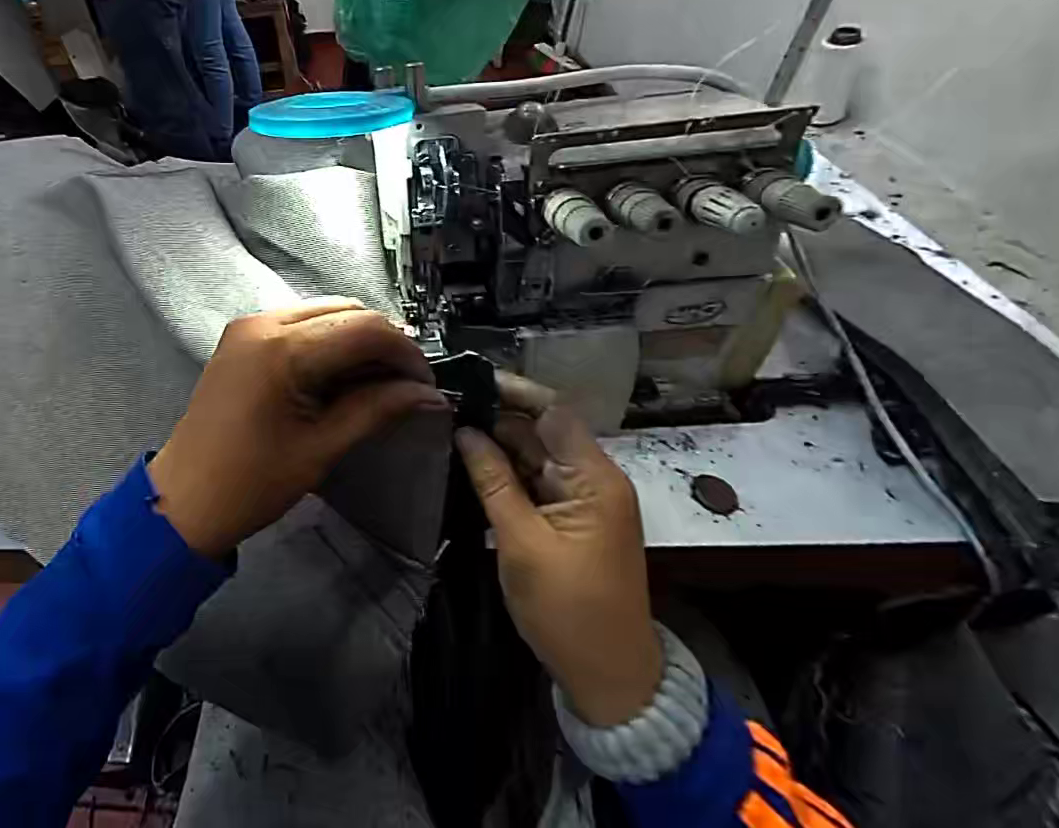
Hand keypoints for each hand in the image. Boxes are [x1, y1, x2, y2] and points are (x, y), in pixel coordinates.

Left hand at [150, 299, 447, 558]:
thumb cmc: (249, 484)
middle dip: (386, 343)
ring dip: (361, 341)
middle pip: (349, 312)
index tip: (426, 384)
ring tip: (380, 382)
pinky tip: (345, 375)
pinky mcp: (245, 337)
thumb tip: (430, 395)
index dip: (405, 353)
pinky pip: (304, 324)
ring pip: (329, 313)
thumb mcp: (322, 448)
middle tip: (406, 384)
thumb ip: (379, 409)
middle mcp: (263, 323)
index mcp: (280, 350)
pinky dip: (334, 342)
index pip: (365, 329)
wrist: (181, 503)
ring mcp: (250, 326)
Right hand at [455, 375, 663, 726]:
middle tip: (449, 407)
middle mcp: (595, 479)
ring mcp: (586, 501)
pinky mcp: (576, 521)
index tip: (471, 381)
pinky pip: (541, 485)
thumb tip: (465, 432)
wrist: (609, 677)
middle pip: (545, 433)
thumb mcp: (522, 543)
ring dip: (502, 448)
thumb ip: (493, 482)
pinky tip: (476, 467)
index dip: (514, 392)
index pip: (554, 413)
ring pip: (540, 459)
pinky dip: (512, 477)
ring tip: (453, 430)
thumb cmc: (567, 610)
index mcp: (594, 477)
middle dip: (499, 420)